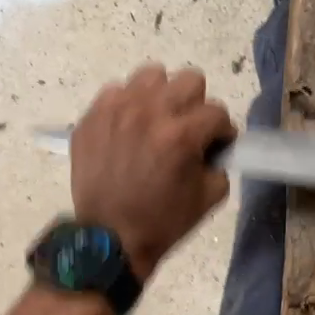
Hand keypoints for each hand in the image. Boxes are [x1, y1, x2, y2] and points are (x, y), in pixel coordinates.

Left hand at [70, 64, 236, 278]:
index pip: (217, 112)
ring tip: (155, 121)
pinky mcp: (92, 117)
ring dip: (161, 96)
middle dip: (195, 105)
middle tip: (187, 129)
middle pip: (189, 79)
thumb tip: (214, 144)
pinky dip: (127, 106)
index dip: (222, 132)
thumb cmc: (163, 220)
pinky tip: (128, 130)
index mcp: (181, 135)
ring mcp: (117, 110)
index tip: (215, 146)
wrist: (110, 239)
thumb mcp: (210, 196)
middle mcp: (150, 113)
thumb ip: (219, 161)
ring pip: (151, 76)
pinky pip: (116, 91)